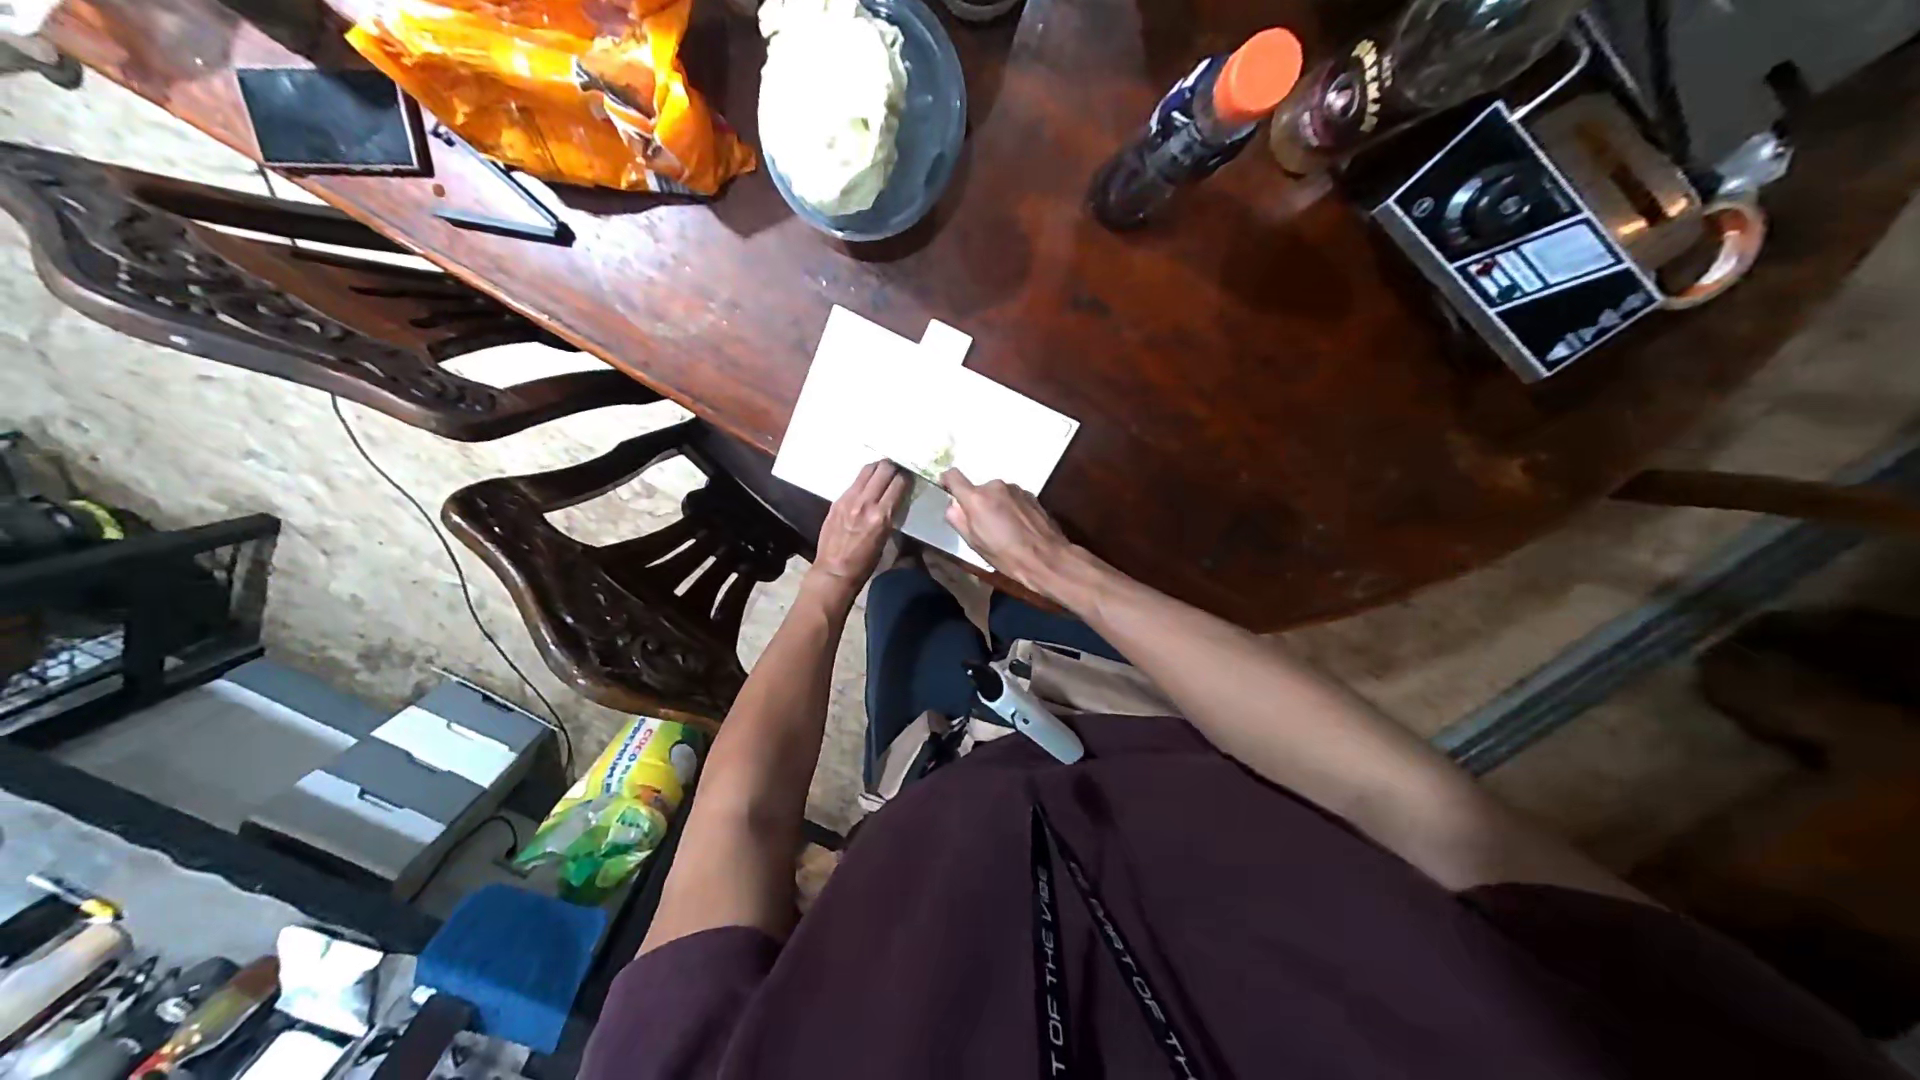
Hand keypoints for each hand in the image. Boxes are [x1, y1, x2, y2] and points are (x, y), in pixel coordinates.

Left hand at [808, 461, 909, 602]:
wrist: (835, 570)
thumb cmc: (865, 562)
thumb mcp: (885, 537)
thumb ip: (890, 514)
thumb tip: (895, 499)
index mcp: (882, 515)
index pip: (899, 483)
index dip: (906, 477)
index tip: (909, 477)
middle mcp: (866, 502)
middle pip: (884, 469)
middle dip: (893, 466)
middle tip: (896, 470)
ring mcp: (849, 499)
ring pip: (867, 469)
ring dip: (878, 468)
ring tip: (882, 472)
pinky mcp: (837, 500)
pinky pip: (854, 481)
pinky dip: (864, 479)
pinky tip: (867, 484)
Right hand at [940, 469, 1078, 597]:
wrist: (1045, 557)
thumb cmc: (1005, 555)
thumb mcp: (975, 543)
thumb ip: (959, 520)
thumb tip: (953, 506)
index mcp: (976, 498)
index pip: (953, 476)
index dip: (947, 481)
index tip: (947, 489)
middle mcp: (995, 486)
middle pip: (978, 489)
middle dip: (978, 503)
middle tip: (984, 525)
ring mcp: (1015, 488)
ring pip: (997, 493)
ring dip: (996, 505)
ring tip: (1004, 528)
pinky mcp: (1030, 494)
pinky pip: (1012, 498)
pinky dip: (1011, 508)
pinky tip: (1019, 526)